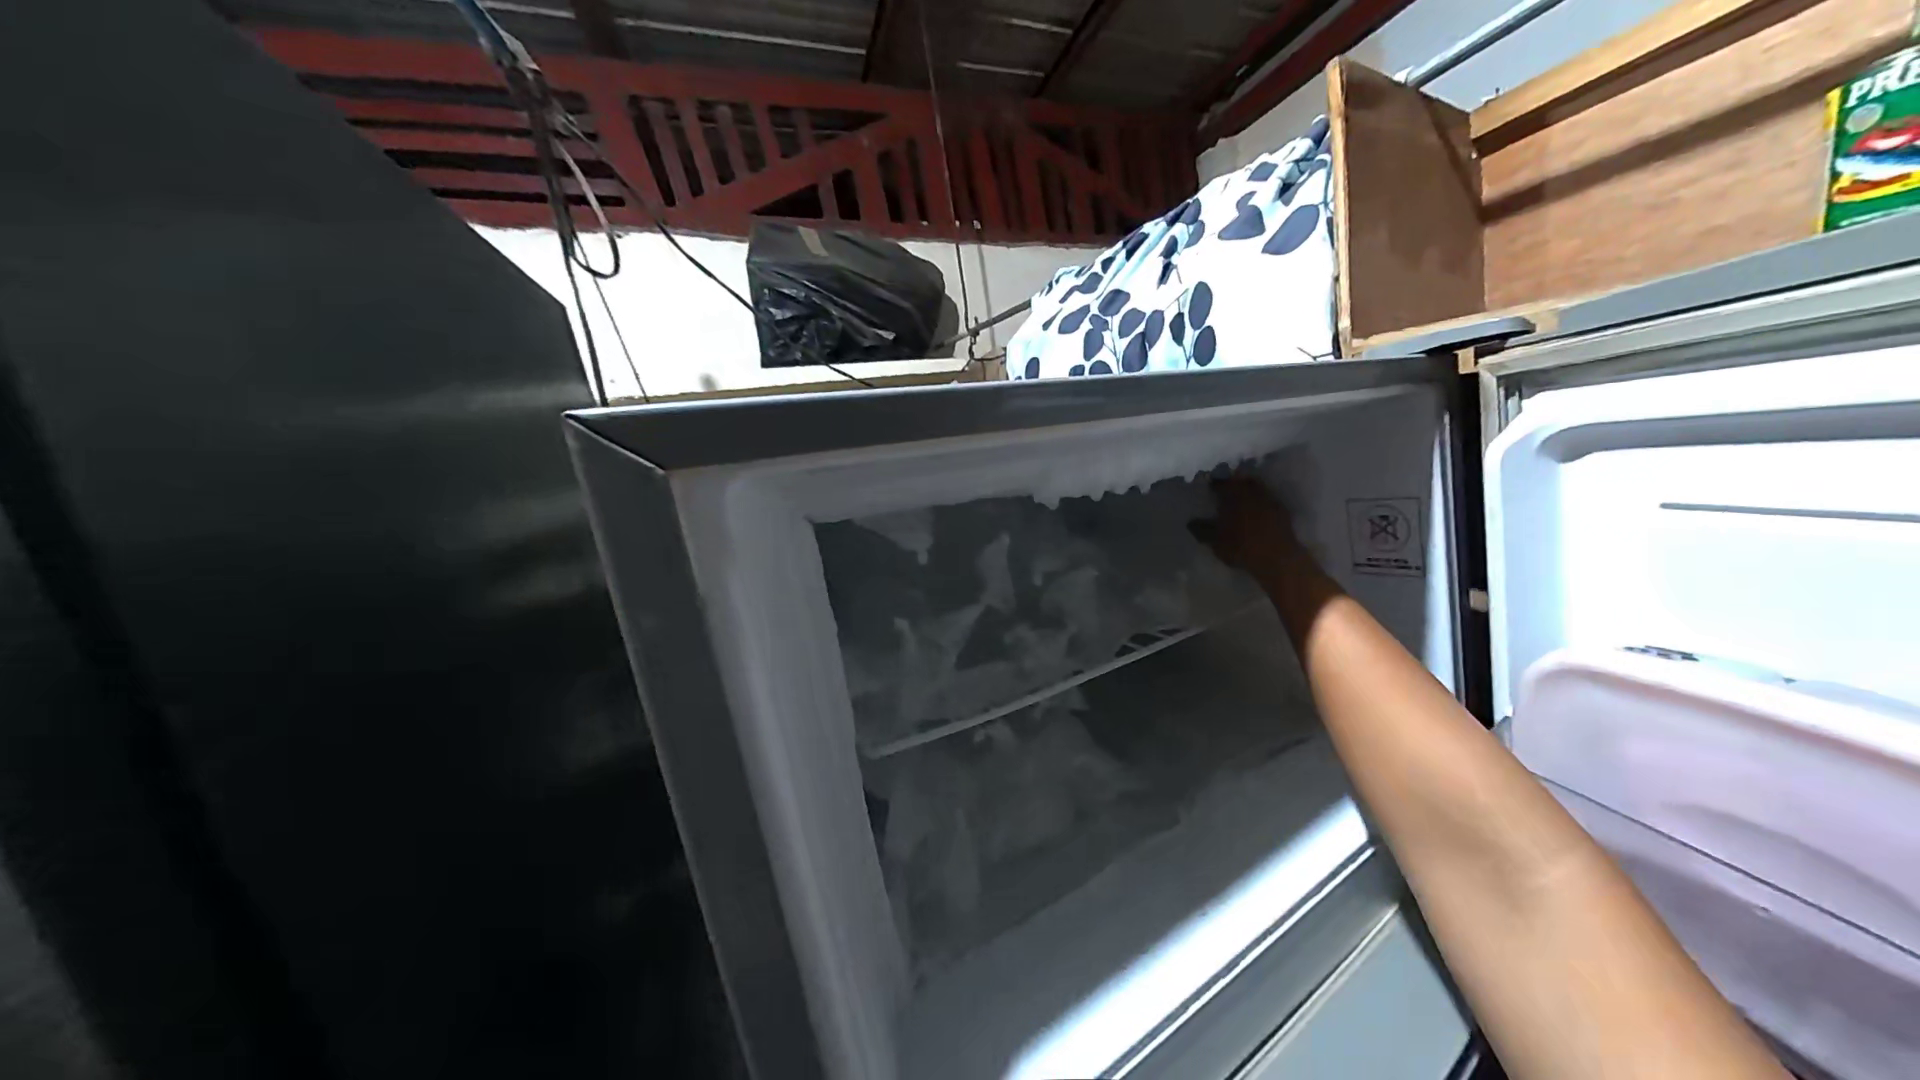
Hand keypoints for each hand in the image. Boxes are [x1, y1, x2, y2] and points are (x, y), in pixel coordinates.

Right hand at [1189, 476, 1323, 591]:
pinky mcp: (1282, 511)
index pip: (1222, 483)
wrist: (1277, 558)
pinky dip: (1261, 502)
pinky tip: (1258, 511)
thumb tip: (1190, 523)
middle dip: (1234, 483)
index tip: (1210, 487)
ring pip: (1257, 488)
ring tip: (1242, 500)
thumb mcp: (1215, 542)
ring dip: (1249, 491)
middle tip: (1227, 490)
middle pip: (1242, 481)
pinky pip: (1268, 500)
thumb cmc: (1241, 547)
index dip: (1215, 484)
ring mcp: (1269, 500)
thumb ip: (1202, 531)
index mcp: (1233, 496)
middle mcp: (1252, 492)